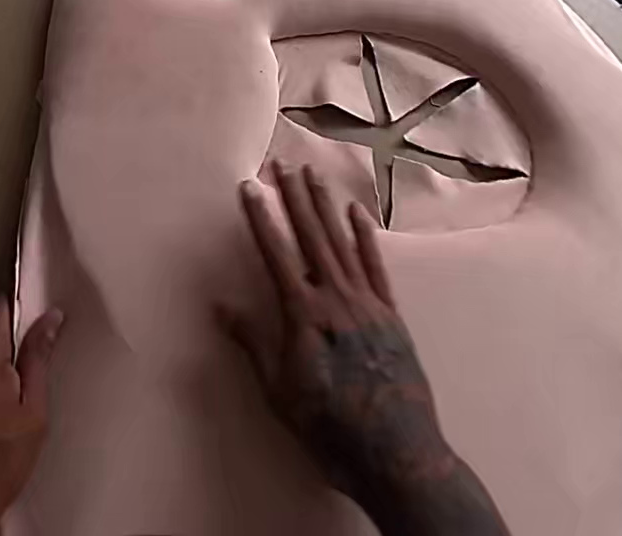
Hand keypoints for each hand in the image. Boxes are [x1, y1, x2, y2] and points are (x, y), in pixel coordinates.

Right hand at [222, 163, 508, 534]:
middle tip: (283, 163)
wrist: (401, 458)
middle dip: (294, 197)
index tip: (250, 186)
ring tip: (314, 173)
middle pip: (310, 236)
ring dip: (325, 205)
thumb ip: (253, 344)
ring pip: (341, 242)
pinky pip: (376, 266)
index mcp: (305, 315)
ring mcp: (367, 303)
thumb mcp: (280, 393)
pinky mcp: (391, 314)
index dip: (261, 217)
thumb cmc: (331, 429)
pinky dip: (366, 236)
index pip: (276, 254)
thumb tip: (220, 307)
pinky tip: (357, 212)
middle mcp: (336, 298)